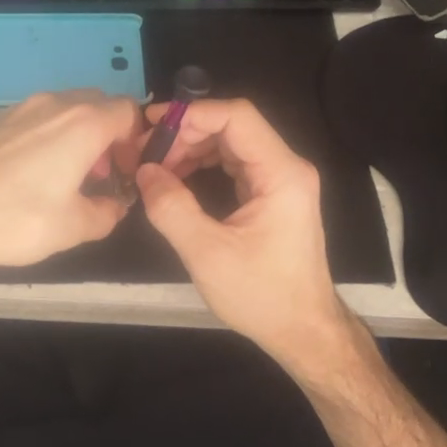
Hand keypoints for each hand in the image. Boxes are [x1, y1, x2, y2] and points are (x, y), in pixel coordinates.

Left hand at [0, 91, 139, 300]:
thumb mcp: (75, 227)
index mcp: (82, 123)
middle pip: (96, 105)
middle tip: (103, 175)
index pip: (127, 111)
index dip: (136, 140)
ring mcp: (19, 110)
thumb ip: (107, 213)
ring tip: (69, 178)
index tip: (128, 171)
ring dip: (77, 137)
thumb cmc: (17, 221)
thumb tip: (115, 206)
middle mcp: (53, 105)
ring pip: (64, 111)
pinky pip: (35, 120)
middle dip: (108, 136)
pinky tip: (34, 176)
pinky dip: (48, 138)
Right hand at [133, 99, 352, 370]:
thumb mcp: (207, 253)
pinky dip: (201, 166)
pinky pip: (232, 165)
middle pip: (231, 127)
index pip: (236, 117)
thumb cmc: (261, 294)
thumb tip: (143, 171)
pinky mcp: (270, 197)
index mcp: (281, 173)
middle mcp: (286, 168)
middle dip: (184, 134)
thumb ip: (172, 208)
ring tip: (154, 169)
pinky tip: (175, 182)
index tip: (150, 127)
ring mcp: (280, 181)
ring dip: (190, 150)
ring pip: (229, 145)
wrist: (302, 331)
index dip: (191, 114)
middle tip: (144, 154)